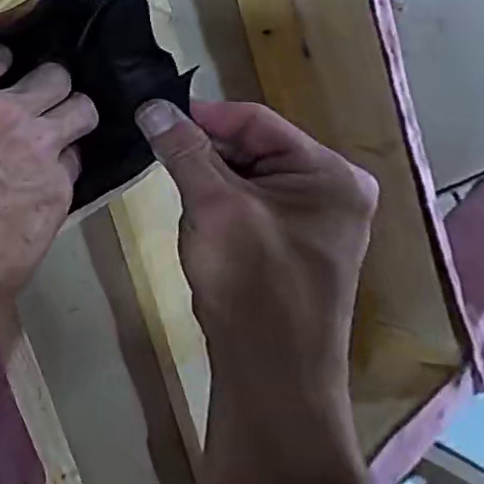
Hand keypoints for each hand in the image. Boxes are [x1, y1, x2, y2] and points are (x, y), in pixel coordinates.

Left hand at [0, 47, 96, 354]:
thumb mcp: (9, 271)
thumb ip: (30, 227)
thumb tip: (29, 208)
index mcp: (52, 191)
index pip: (73, 159)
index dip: (61, 156)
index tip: (48, 157)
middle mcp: (37, 142)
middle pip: (77, 109)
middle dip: (70, 109)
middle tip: (54, 111)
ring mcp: (2, 107)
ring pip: (51, 75)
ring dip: (45, 79)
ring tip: (31, 81)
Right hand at [135, 100, 376, 387]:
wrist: (271, 379)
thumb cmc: (251, 284)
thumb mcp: (213, 206)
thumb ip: (183, 150)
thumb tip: (151, 105)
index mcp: (330, 173)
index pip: (257, 121)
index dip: (204, 115)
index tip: (155, 115)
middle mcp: (331, 190)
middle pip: (254, 146)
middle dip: (205, 150)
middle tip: (158, 150)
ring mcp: (314, 220)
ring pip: (247, 175)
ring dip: (209, 178)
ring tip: (176, 185)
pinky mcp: (293, 244)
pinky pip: (251, 203)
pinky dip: (219, 203)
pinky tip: (198, 216)